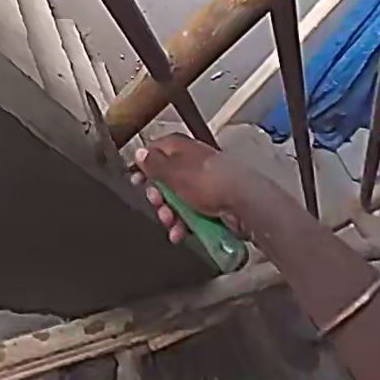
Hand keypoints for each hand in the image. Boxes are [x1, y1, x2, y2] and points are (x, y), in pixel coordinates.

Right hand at [127, 134, 263, 244]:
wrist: (243, 203)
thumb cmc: (205, 181)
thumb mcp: (171, 171)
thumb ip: (152, 163)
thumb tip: (139, 153)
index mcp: (180, 147)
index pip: (153, 151)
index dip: (143, 167)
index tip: (136, 182)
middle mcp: (191, 161)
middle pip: (164, 178)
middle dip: (158, 197)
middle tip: (158, 205)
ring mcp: (203, 182)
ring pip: (176, 198)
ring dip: (169, 213)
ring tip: (171, 223)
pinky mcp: (213, 201)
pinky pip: (191, 211)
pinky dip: (184, 222)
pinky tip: (180, 233)